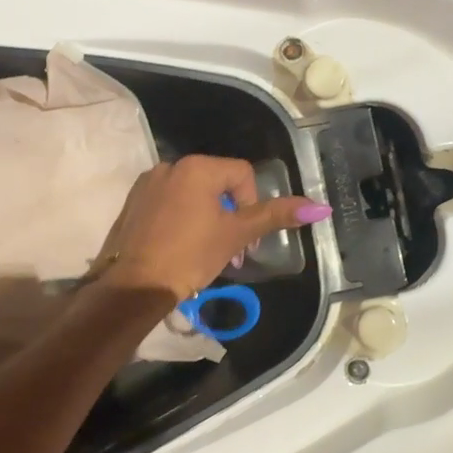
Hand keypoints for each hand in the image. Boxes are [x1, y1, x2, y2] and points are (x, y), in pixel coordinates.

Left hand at [95, 155, 328, 302]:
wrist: (135, 285)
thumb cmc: (190, 255)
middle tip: (231, 248)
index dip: (251, 205)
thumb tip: (319, 206)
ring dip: (207, 217)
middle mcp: (170, 166)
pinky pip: (168, 203)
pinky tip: (180, 247)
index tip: (245, 238)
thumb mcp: (236, 235)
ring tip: (206, 250)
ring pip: (192, 194)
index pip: (242, 174)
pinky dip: (181, 219)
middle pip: (217, 183)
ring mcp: (147, 183)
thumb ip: (275, 216)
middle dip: (230, 214)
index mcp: (197, 167)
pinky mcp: (133, 202)